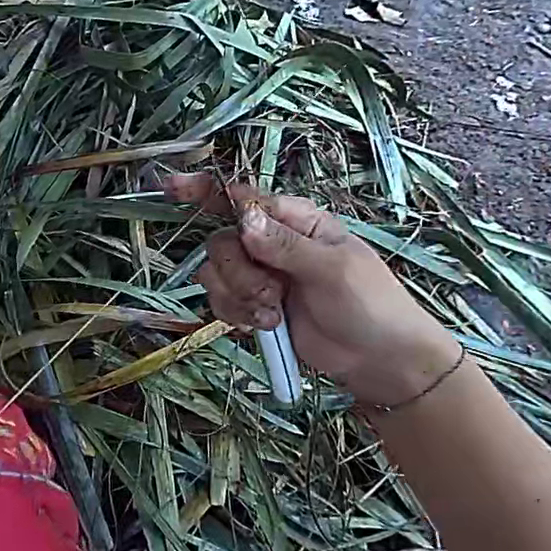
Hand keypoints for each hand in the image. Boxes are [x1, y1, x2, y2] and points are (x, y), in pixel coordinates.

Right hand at [164, 174, 459, 407]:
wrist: (378, 362)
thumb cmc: (370, 304)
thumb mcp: (333, 269)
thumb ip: (285, 245)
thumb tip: (243, 220)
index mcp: (295, 220)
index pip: (243, 197)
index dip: (205, 190)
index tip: (172, 188)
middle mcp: (271, 242)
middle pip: (222, 241)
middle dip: (239, 272)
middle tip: (271, 294)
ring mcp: (260, 275)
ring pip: (216, 273)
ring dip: (239, 297)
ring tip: (274, 315)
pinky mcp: (253, 306)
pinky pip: (221, 301)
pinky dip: (237, 315)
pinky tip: (267, 326)